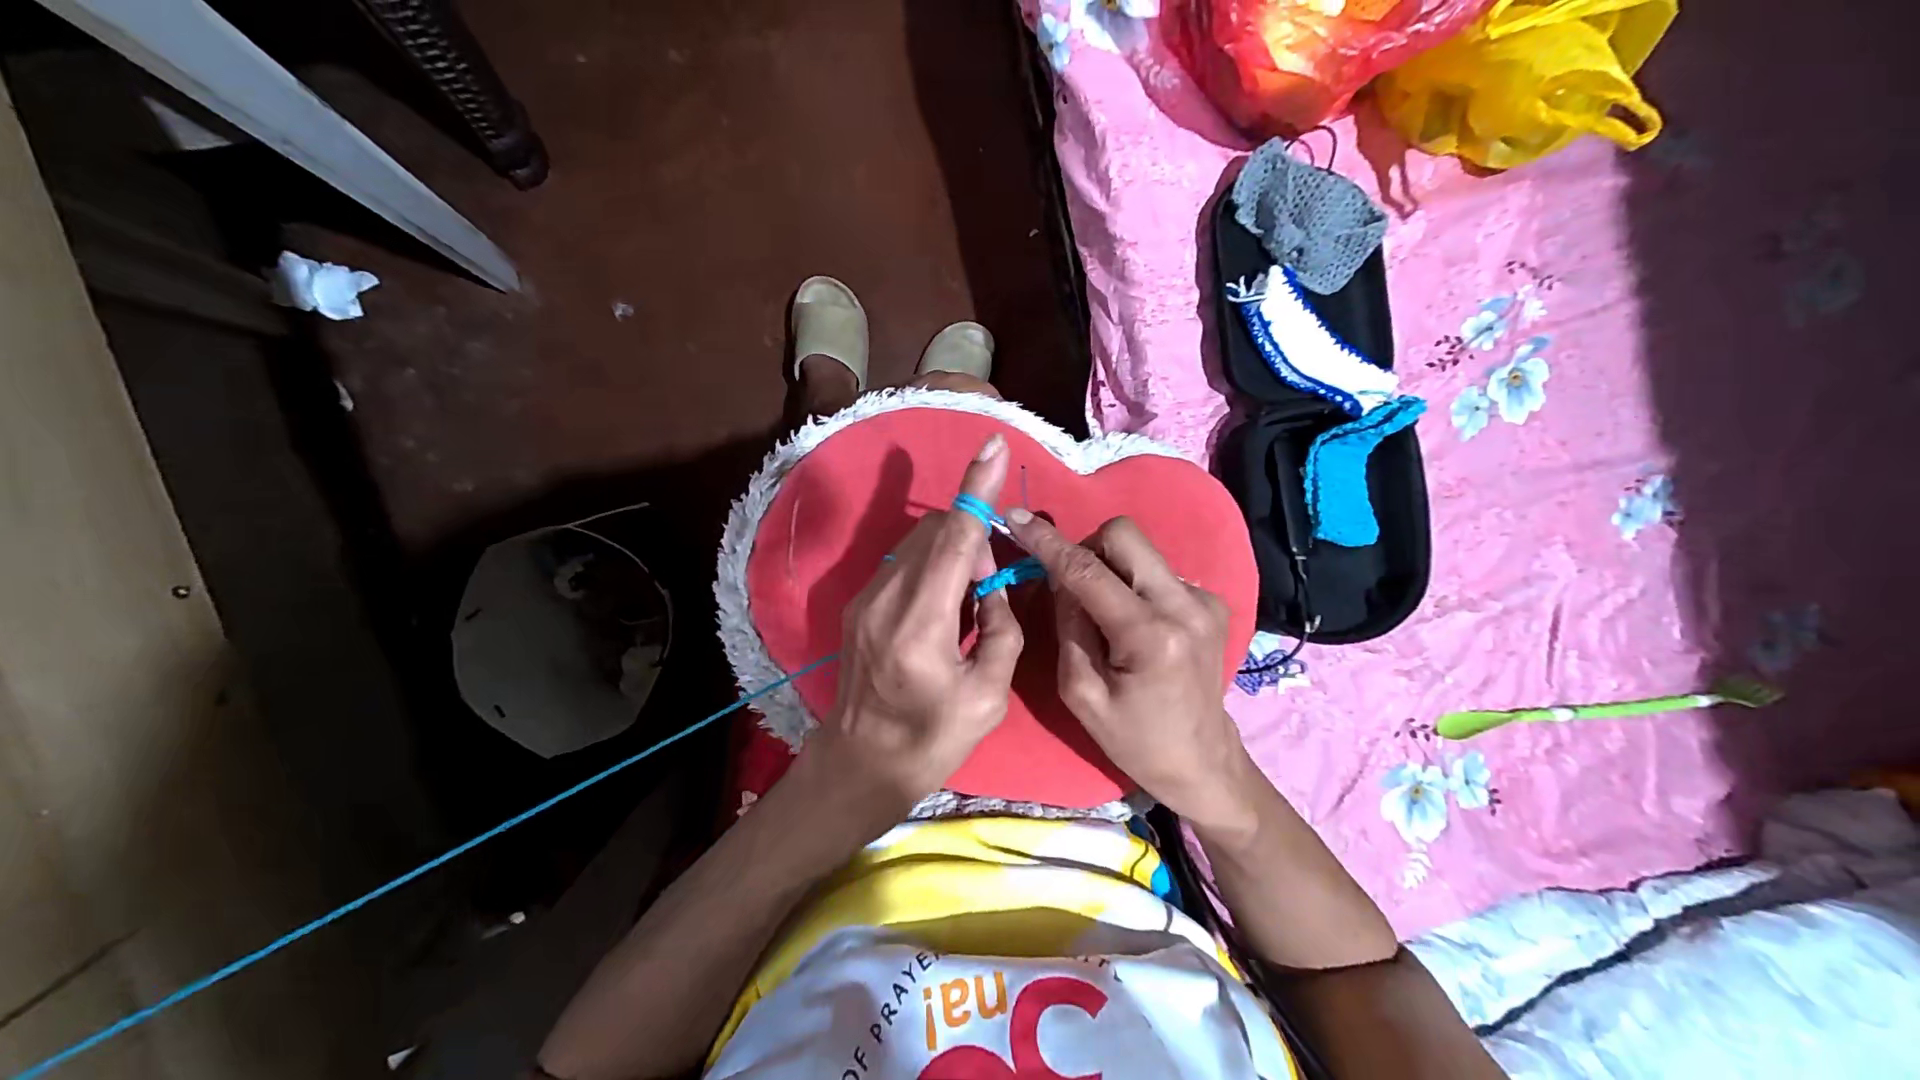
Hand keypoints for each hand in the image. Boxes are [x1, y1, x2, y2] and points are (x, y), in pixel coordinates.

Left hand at [804, 433, 1024, 818]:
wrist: (860, 763)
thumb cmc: (931, 739)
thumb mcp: (987, 696)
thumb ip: (1001, 631)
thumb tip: (997, 588)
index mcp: (921, 625)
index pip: (954, 538)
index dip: (977, 489)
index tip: (994, 447)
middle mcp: (886, 600)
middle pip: (933, 531)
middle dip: (970, 537)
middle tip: (989, 584)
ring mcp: (865, 599)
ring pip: (915, 542)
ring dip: (950, 551)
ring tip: (966, 599)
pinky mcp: (857, 605)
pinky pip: (902, 562)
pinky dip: (930, 566)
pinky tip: (940, 606)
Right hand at [1006, 512, 1264, 834]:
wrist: (1202, 761)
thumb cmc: (1133, 739)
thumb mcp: (1081, 693)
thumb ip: (1067, 625)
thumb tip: (1060, 575)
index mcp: (1149, 636)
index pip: (1087, 571)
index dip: (1047, 542)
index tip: (1017, 518)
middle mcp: (1184, 606)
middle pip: (1123, 535)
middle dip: (1087, 548)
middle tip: (1072, 587)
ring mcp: (1205, 600)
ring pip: (1141, 549)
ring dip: (1111, 568)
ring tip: (1105, 615)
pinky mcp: (1213, 602)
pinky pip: (1157, 570)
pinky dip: (1134, 585)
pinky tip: (1136, 625)